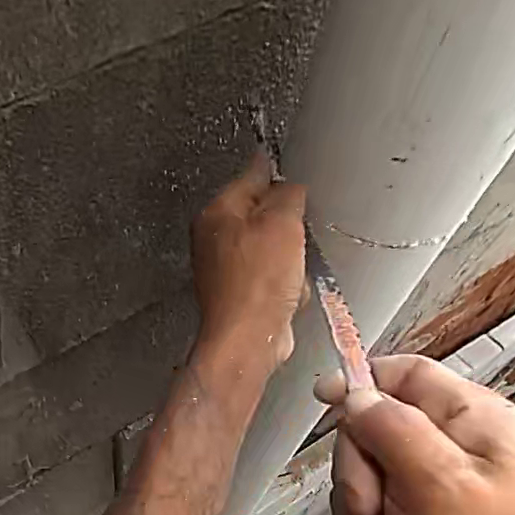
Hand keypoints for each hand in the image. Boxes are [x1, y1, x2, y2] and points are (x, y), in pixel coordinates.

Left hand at [191, 151, 305, 377]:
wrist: (249, 340)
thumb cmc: (256, 285)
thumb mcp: (282, 221)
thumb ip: (288, 193)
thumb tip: (290, 188)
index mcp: (216, 214)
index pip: (252, 175)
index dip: (281, 175)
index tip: (299, 177)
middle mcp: (215, 241)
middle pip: (265, 215)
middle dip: (289, 227)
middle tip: (295, 237)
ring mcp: (227, 271)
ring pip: (275, 249)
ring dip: (292, 261)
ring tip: (290, 274)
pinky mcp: (241, 296)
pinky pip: (275, 280)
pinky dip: (287, 287)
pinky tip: (287, 295)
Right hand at [316, 355, 514, 514]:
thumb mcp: (440, 486)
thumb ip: (395, 430)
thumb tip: (354, 394)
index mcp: (474, 421)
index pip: (408, 374)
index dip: (364, 380)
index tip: (324, 398)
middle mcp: (444, 442)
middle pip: (369, 423)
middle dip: (358, 467)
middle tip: (373, 506)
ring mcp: (418, 478)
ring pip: (354, 464)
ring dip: (357, 504)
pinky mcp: (396, 510)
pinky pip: (353, 498)